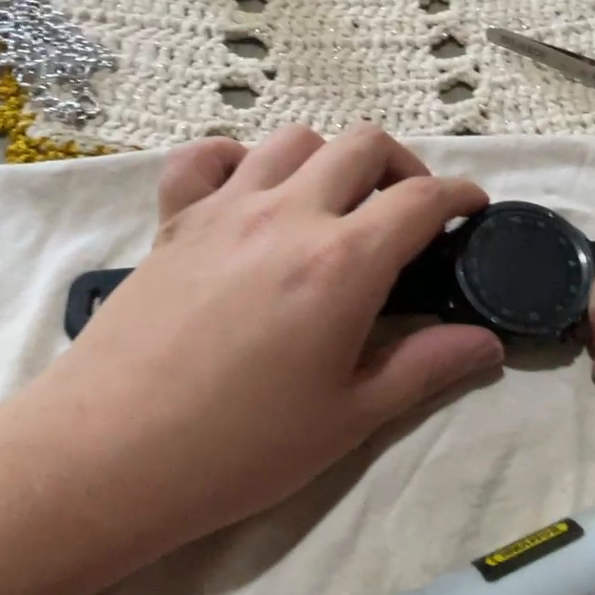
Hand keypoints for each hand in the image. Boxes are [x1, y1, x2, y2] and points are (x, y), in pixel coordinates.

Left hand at [38, 124, 503, 547]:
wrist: (108, 454)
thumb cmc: (239, 447)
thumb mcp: (349, 417)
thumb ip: (426, 367)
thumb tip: (486, 342)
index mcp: (343, 262)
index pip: (421, 199)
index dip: (460, 195)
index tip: (472, 207)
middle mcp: (289, 214)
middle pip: (364, 145)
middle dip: (403, 166)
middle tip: (408, 210)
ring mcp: (226, 208)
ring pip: (294, 139)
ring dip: (330, 158)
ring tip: (335, 203)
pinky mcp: (174, 218)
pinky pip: (207, 156)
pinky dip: (239, 159)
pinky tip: (249, 194)